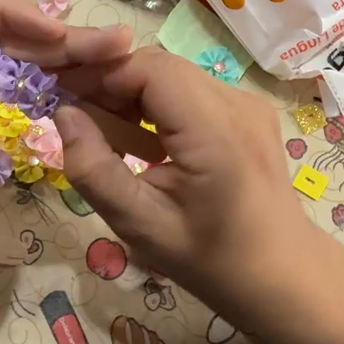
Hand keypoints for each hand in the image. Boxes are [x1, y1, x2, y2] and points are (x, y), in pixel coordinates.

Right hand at [54, 47, 319, 308]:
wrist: (282, 277)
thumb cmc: (209, 259)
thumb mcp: (139, 224)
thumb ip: (94, 169)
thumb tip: (63, 114)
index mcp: (215, 131)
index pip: (149, 68)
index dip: (100, 73)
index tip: (60, 93)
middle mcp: (236, 104)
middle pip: (159, 65)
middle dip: (109, 81)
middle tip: (71, 110)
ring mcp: (245, 104)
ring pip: (170, 74)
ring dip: (128, 91)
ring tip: (98, 126)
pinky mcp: (244, 113)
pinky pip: (187, 90)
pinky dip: (152, 103)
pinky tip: (134, 136)